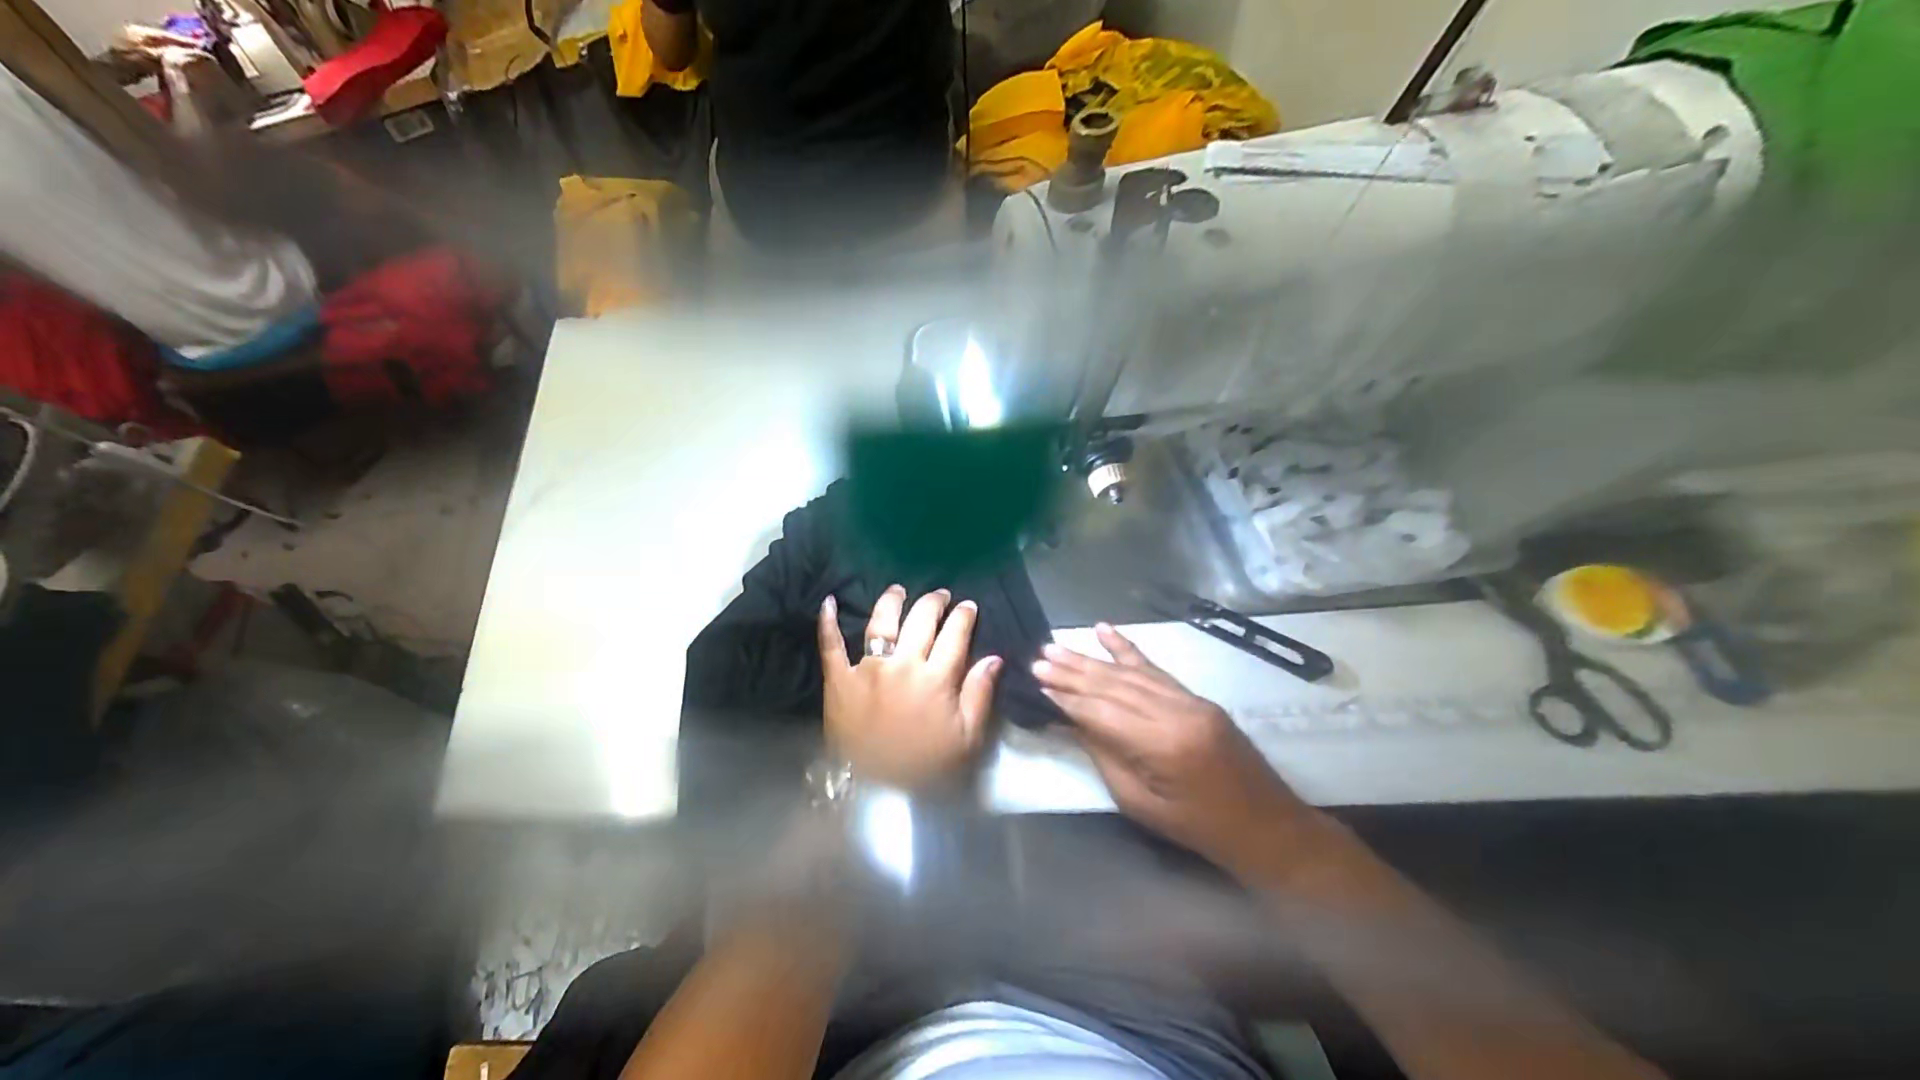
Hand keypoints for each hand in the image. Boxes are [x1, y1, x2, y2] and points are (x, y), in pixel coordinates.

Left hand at [817, 585, 1002, 789]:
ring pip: (881, 622)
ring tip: (899, 590)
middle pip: (921, 620)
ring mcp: (867, 669)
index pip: (954, 635)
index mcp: (936, 679)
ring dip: (892, 601)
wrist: (874, 795)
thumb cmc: (926, 768)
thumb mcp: (966, 739)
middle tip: (941, 595)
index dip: (964, 616)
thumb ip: (979, 694)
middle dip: (934, 602)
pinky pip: (830, 645)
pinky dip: (827, 621)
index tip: (968, 606)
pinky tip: (828, 600)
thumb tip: (994, 657)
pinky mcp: (838, 680)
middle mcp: (902, 665)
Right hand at [1033, 624, 1317, 873]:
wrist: (1267, 827)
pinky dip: (1128, 650)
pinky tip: (1105, 632)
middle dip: (1072, 672)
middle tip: (1038, 658)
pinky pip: (1156, 670)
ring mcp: (1190, 700)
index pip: (1101, 711)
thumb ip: (1106, 756)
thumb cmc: (1199, 828)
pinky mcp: (1197, 698)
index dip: (1066, 698)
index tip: (1036, 683)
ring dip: (1091, 659)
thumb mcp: (1141, 803)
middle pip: (1114, 685)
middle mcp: (1177, 712)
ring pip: (1131, 673)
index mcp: (1162, 745)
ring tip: (1056, 647)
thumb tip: (1072, 721)